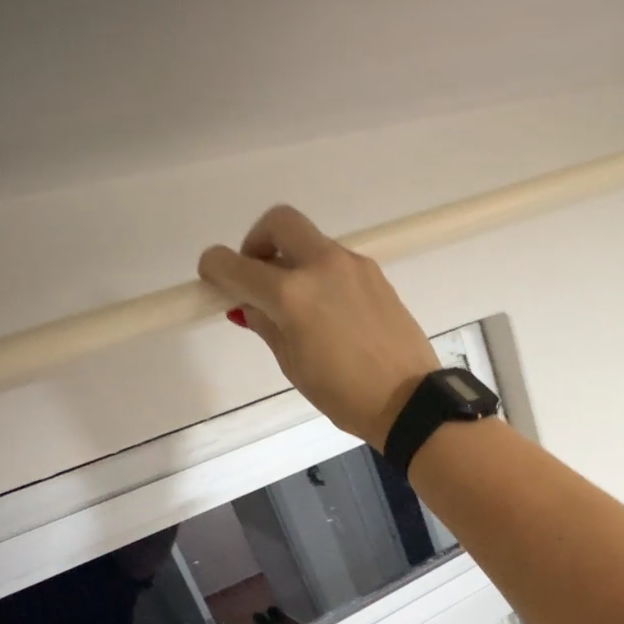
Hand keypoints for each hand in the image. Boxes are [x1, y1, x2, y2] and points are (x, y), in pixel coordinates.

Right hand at [199, 205, 440, 447]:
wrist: (410, 400)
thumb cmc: (346, 396)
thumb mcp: (294, 366)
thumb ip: (267, 325)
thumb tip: (250, 305)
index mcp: (292, 294)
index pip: (235, 265)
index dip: (215, 269)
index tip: (214, 279)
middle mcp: (322, 266)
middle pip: (279, 222)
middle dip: (258, 241)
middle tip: (258, 276)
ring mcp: (354, 266)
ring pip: (312, 242)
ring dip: (294, 260)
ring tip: (297, 304)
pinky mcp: (377, 275)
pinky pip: (338, 261)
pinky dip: (321, 274)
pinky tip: (329, 313)